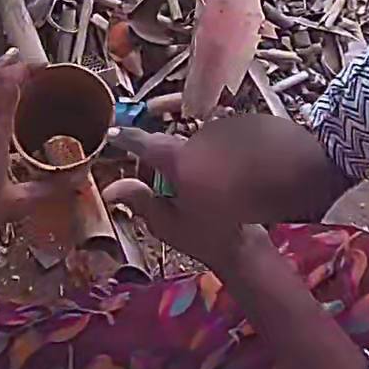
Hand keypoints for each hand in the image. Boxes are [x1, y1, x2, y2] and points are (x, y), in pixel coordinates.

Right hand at [100, 126, 254, 270]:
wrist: (257, 233)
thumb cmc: (211, 233)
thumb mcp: (170, 222)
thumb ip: (140, 201)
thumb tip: (111, 189)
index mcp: (175, 158)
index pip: (142, 143)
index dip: (126, 139)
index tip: (113, 134)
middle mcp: (196, 139)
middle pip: (169, 145)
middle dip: (163, 162)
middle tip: (166, 189)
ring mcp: (221, 136)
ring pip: (194, 145)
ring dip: (191, 160)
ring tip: (200, 190)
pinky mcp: (239, 138)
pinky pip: (217, 144)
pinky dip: (213, 158)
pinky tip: (221, 183)